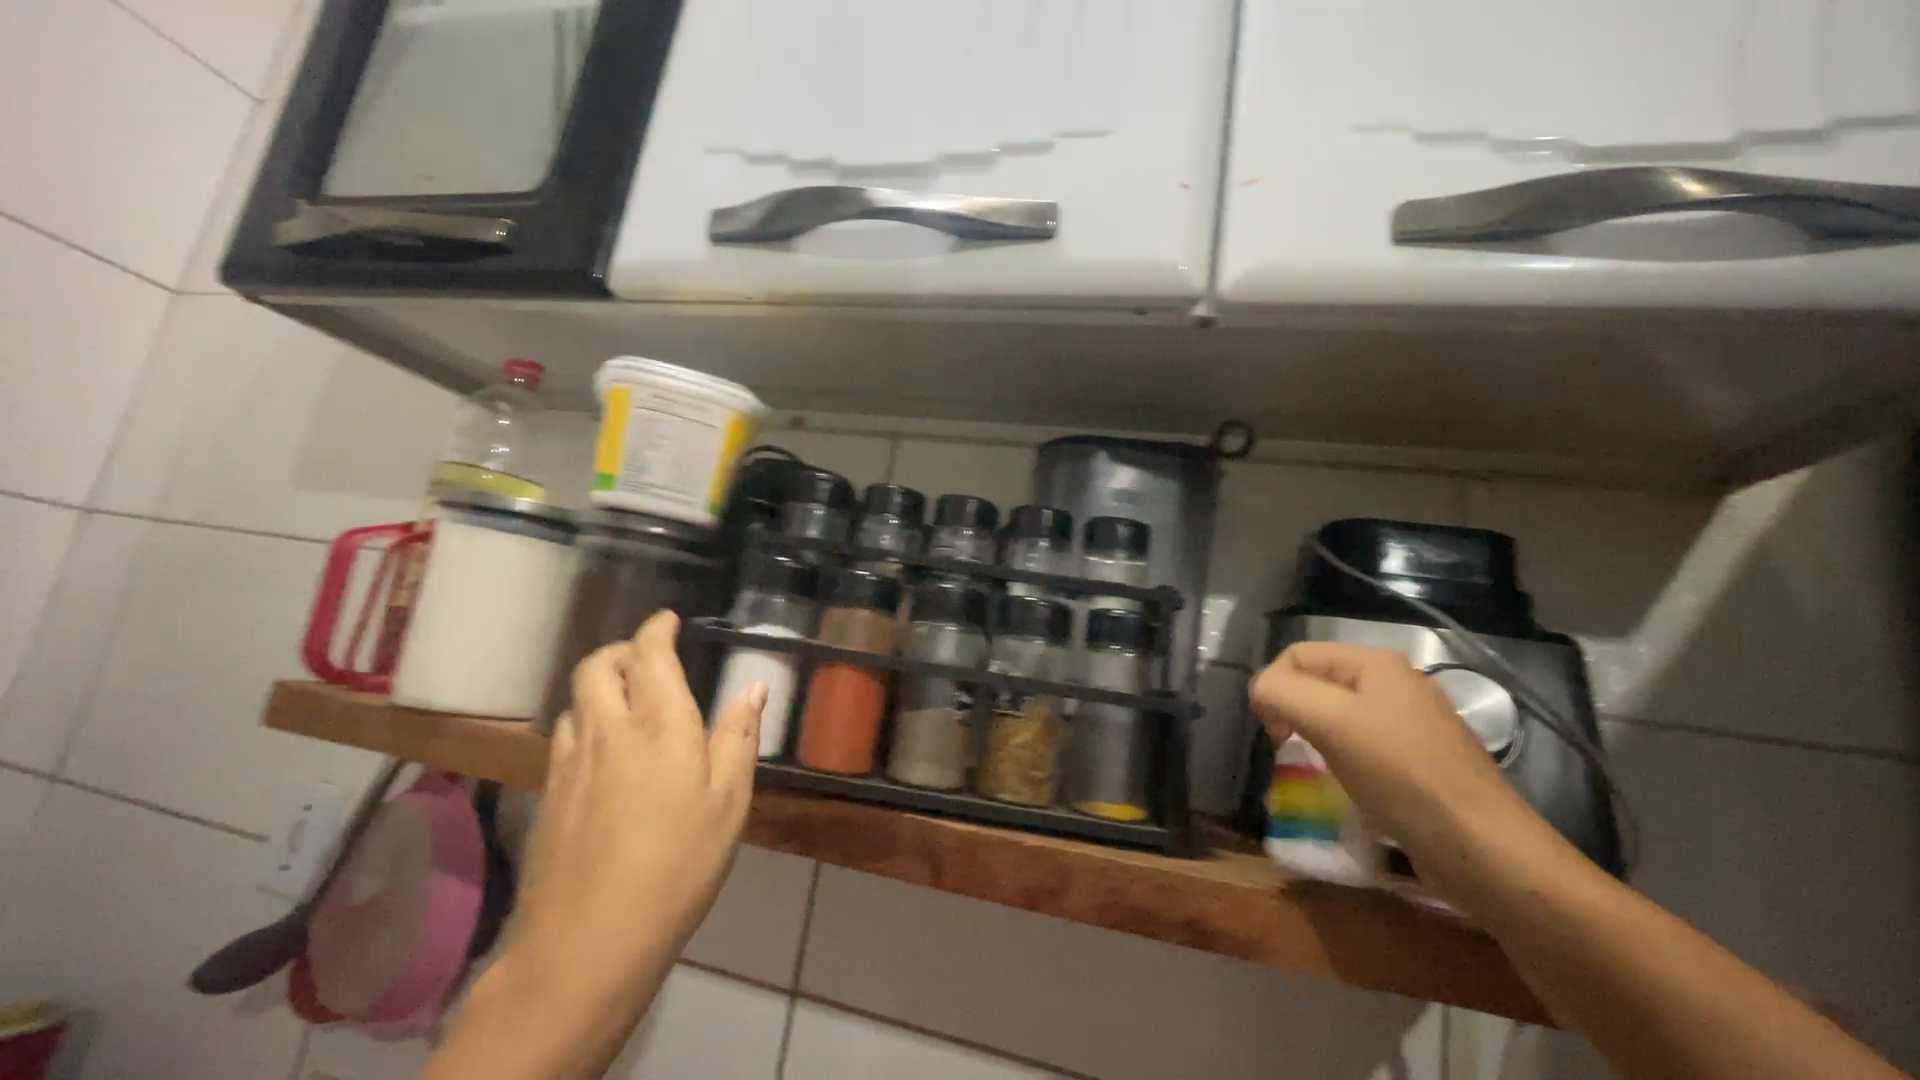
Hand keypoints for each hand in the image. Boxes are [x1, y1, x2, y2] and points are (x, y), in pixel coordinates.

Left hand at [506, 610, 767, 1004]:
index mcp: (659, 725)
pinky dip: (585, 721)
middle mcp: (607, 730)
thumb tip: (753, 687)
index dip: (657, 629)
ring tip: (626, 702)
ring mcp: (569, 762)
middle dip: (621, 651)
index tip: (668, 620)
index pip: (649, 655)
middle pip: (598, 666)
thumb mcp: (729, 803)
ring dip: (599, 686)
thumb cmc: (678, 866)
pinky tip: (604, 752)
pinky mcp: (548, 794)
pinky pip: (564, 735)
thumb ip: (738, 738)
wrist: (589, 938)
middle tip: (646, 657)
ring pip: (576, 700)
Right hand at [1249, 642, 1543, 898]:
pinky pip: (1360, 749)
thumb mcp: (1332, 723)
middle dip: (1292, 714)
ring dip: (1314, 741)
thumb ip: (1283, 694)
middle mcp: (1394, 686)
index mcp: (1375, 664)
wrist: (1480, 845)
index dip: (1273, 688)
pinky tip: (1348, 789)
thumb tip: (1260, 693)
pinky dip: (1341, 764)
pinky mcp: (1416, 763)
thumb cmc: (1401, 775)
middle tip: (1290, 753)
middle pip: (1316, 685)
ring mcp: (1409, 726)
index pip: (1296, 655)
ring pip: (1336, 719)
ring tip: (1317, 773)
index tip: (1274, 735)